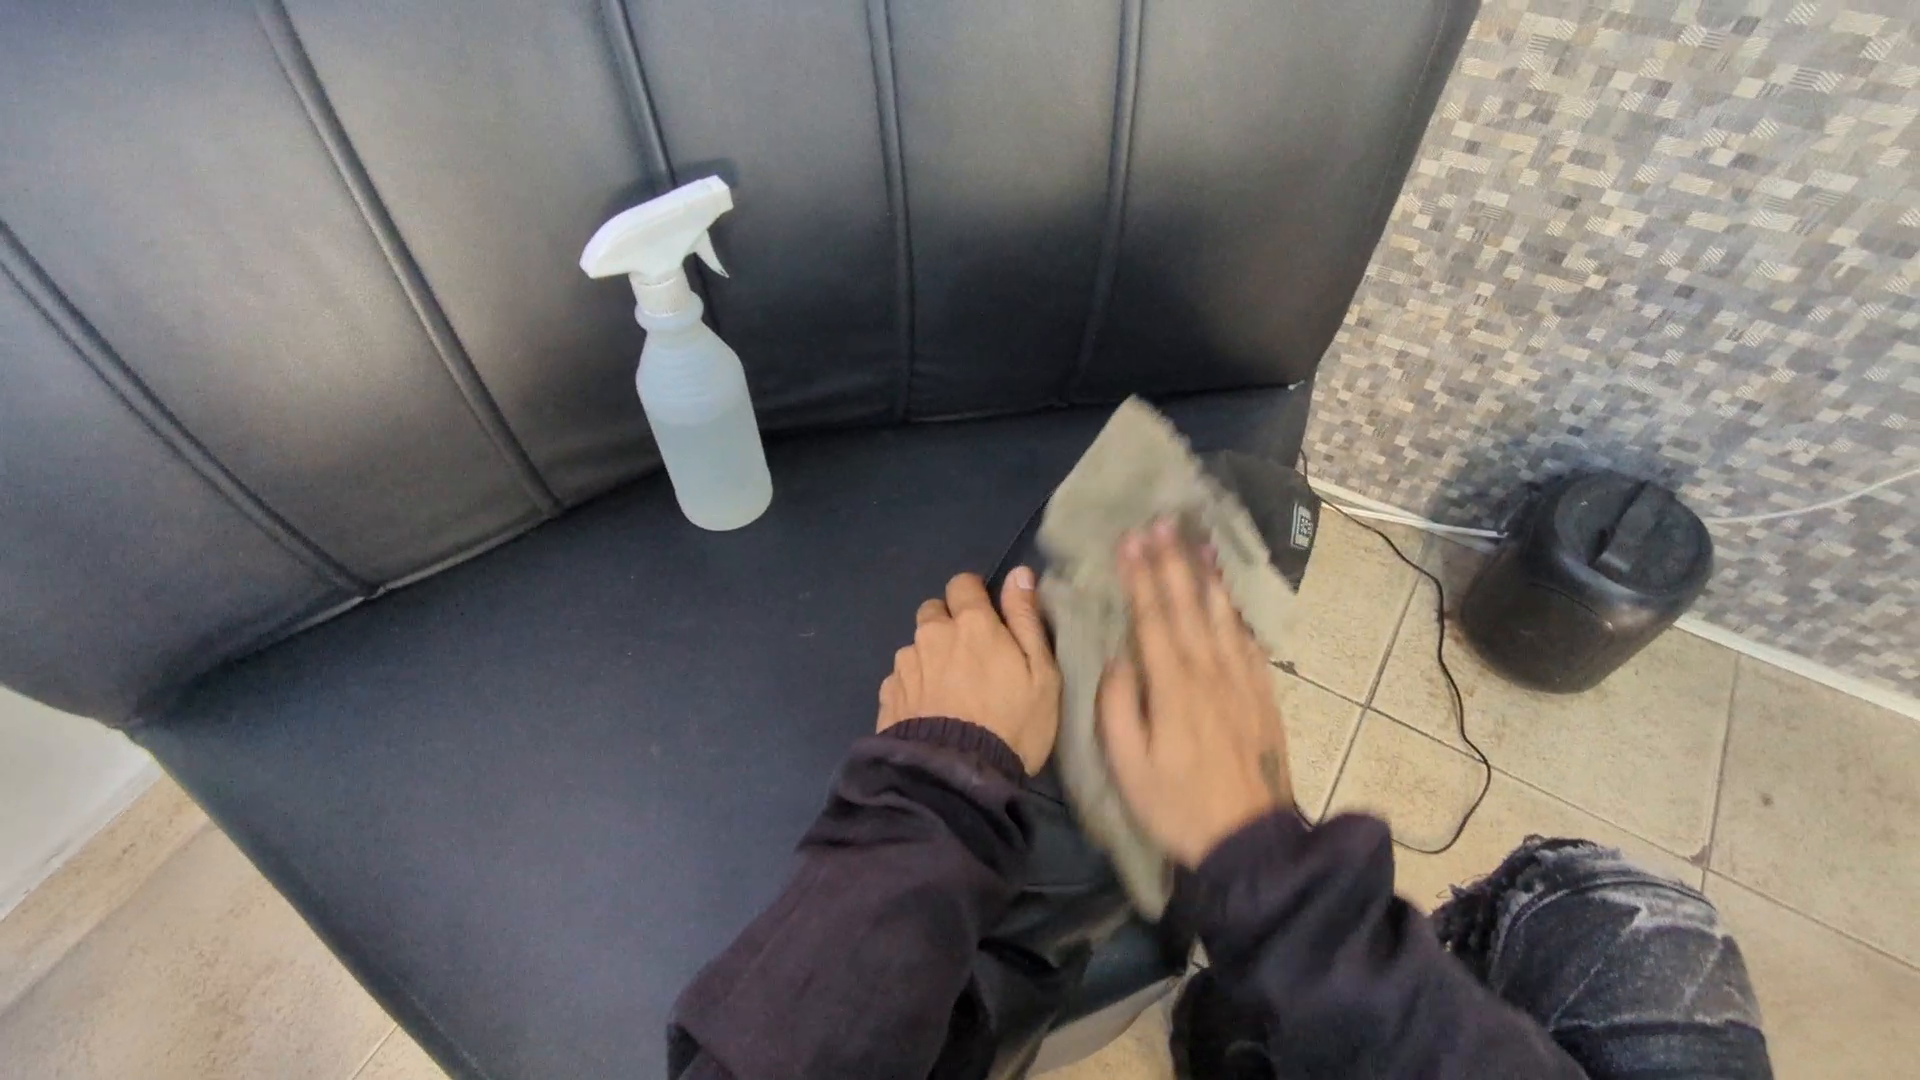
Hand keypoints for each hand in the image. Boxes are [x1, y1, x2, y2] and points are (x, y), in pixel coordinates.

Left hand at [878, 568, 1060, 773]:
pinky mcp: (888, 695)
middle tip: (970, 657)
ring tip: (949, 693)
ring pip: (917, 646)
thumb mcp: (1041, 673)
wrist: (955, 777)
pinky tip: (930, 713)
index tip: (987, 618)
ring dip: (930, 657)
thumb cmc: (1012, 723)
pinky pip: (902, 678)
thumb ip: (1026, 618)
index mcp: (971, 623)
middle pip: (934, 611)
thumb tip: (1019, 573)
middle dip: (949, 624)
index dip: (974, 596)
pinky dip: (914, 687)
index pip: (963, 583)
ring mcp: (905, 665)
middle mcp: (932, 634)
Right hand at [1098, 519, 1292, 866]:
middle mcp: (1210, 673)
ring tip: (1199, 540)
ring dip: (1208, 576)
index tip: (1130, 540)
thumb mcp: (1128, 765)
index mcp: (1173, 687)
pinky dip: (1237, 613)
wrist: (1250, 842)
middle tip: (1161, 522)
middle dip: (1172, 561)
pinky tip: (1230, 597)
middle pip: (1188, 606)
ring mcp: (1242, 682)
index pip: (1153, 618)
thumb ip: (1118, 706)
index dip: (1140, 576)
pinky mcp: (1263, 696)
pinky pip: (1249, 643)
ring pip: (1222, 617)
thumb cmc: (1177, 805)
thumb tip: (1118, 660)